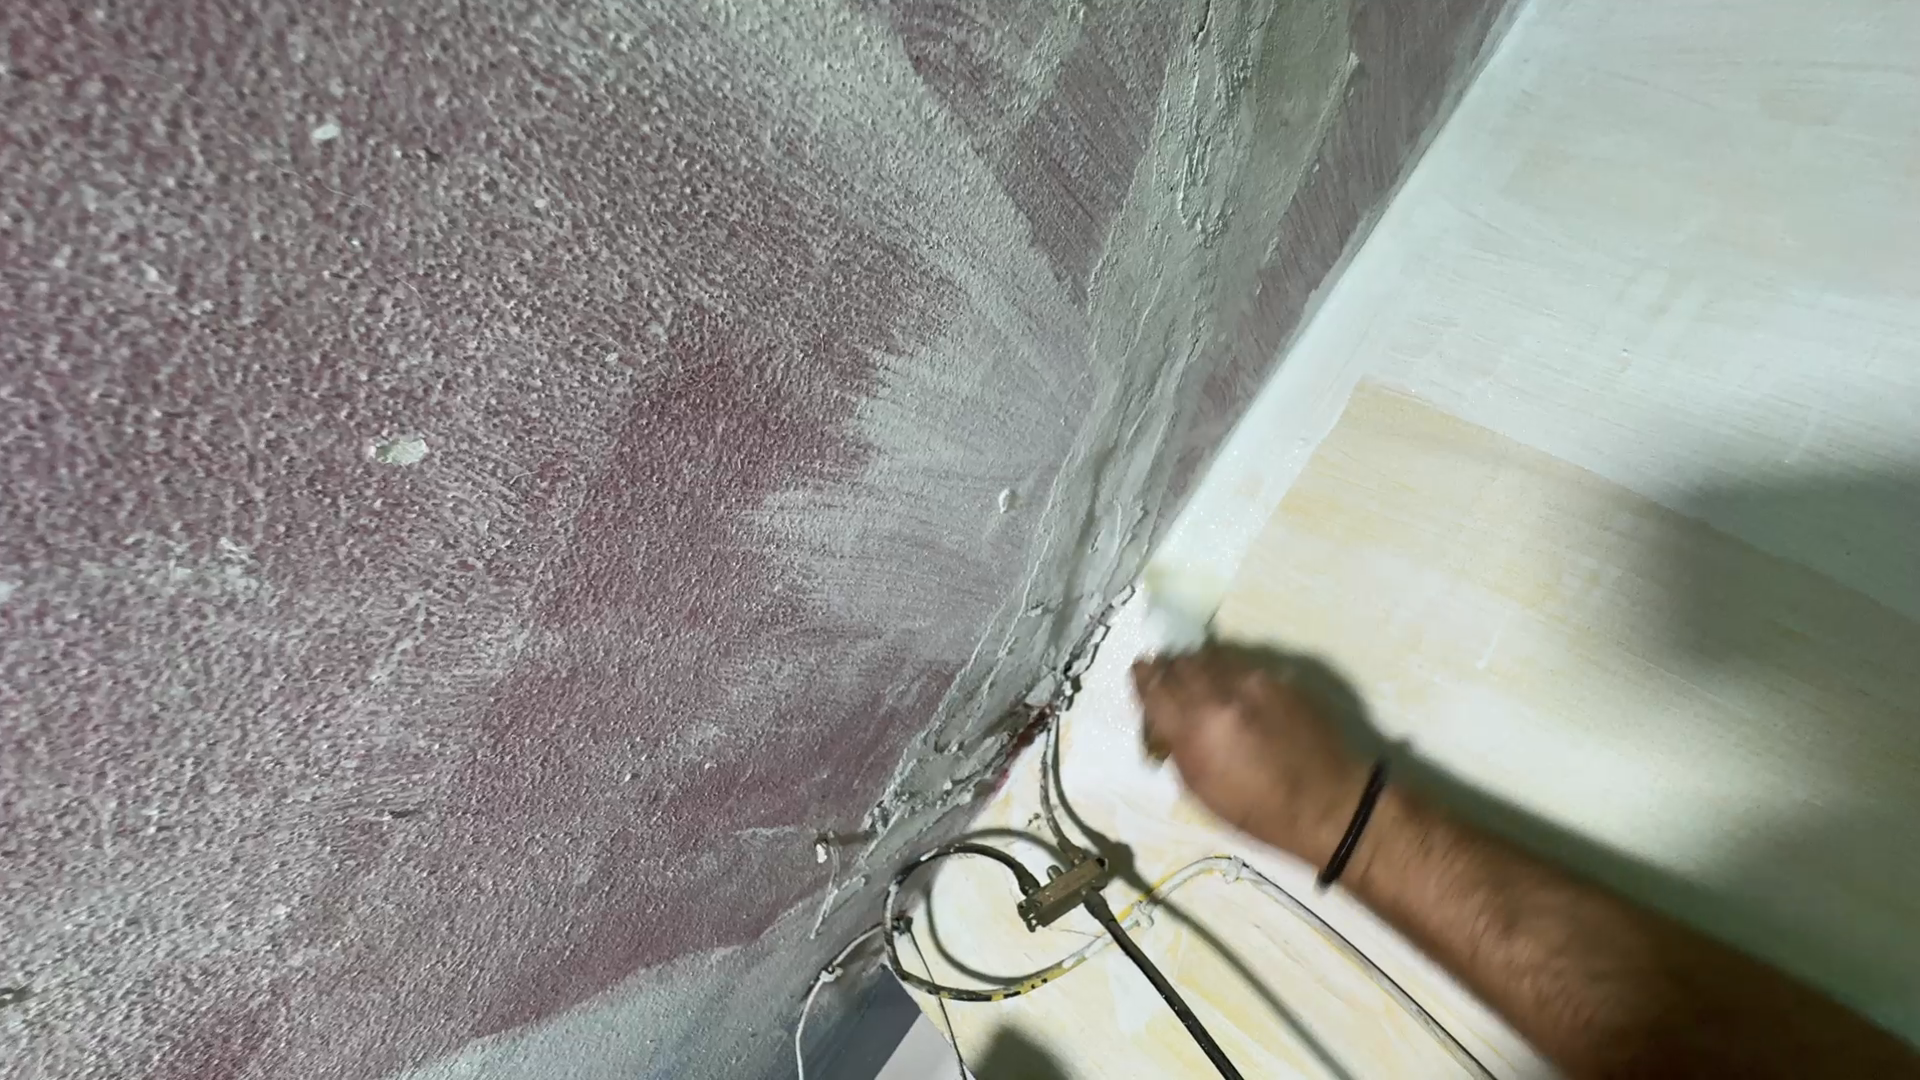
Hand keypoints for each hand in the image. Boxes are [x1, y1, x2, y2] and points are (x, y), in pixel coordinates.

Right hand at [1131, 646, 1370, 865]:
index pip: (1150, 682)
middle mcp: (1219, 695)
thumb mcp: (1199, 788)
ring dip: (1199, 668)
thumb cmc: (1259, 811)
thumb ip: (1175, 742)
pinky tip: (1239, 695)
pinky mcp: (1279, 677)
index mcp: (1194, 728)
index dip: (1142, 678)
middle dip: (1169, 671)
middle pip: (1177, 661)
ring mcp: (1252, 681)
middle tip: (1173, 686)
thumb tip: (1161, 715)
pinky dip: (1229, 673)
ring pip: (1208, 656)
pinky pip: (1240, 663)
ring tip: (1206, 689)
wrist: (1332, 806)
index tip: (1142, 678)